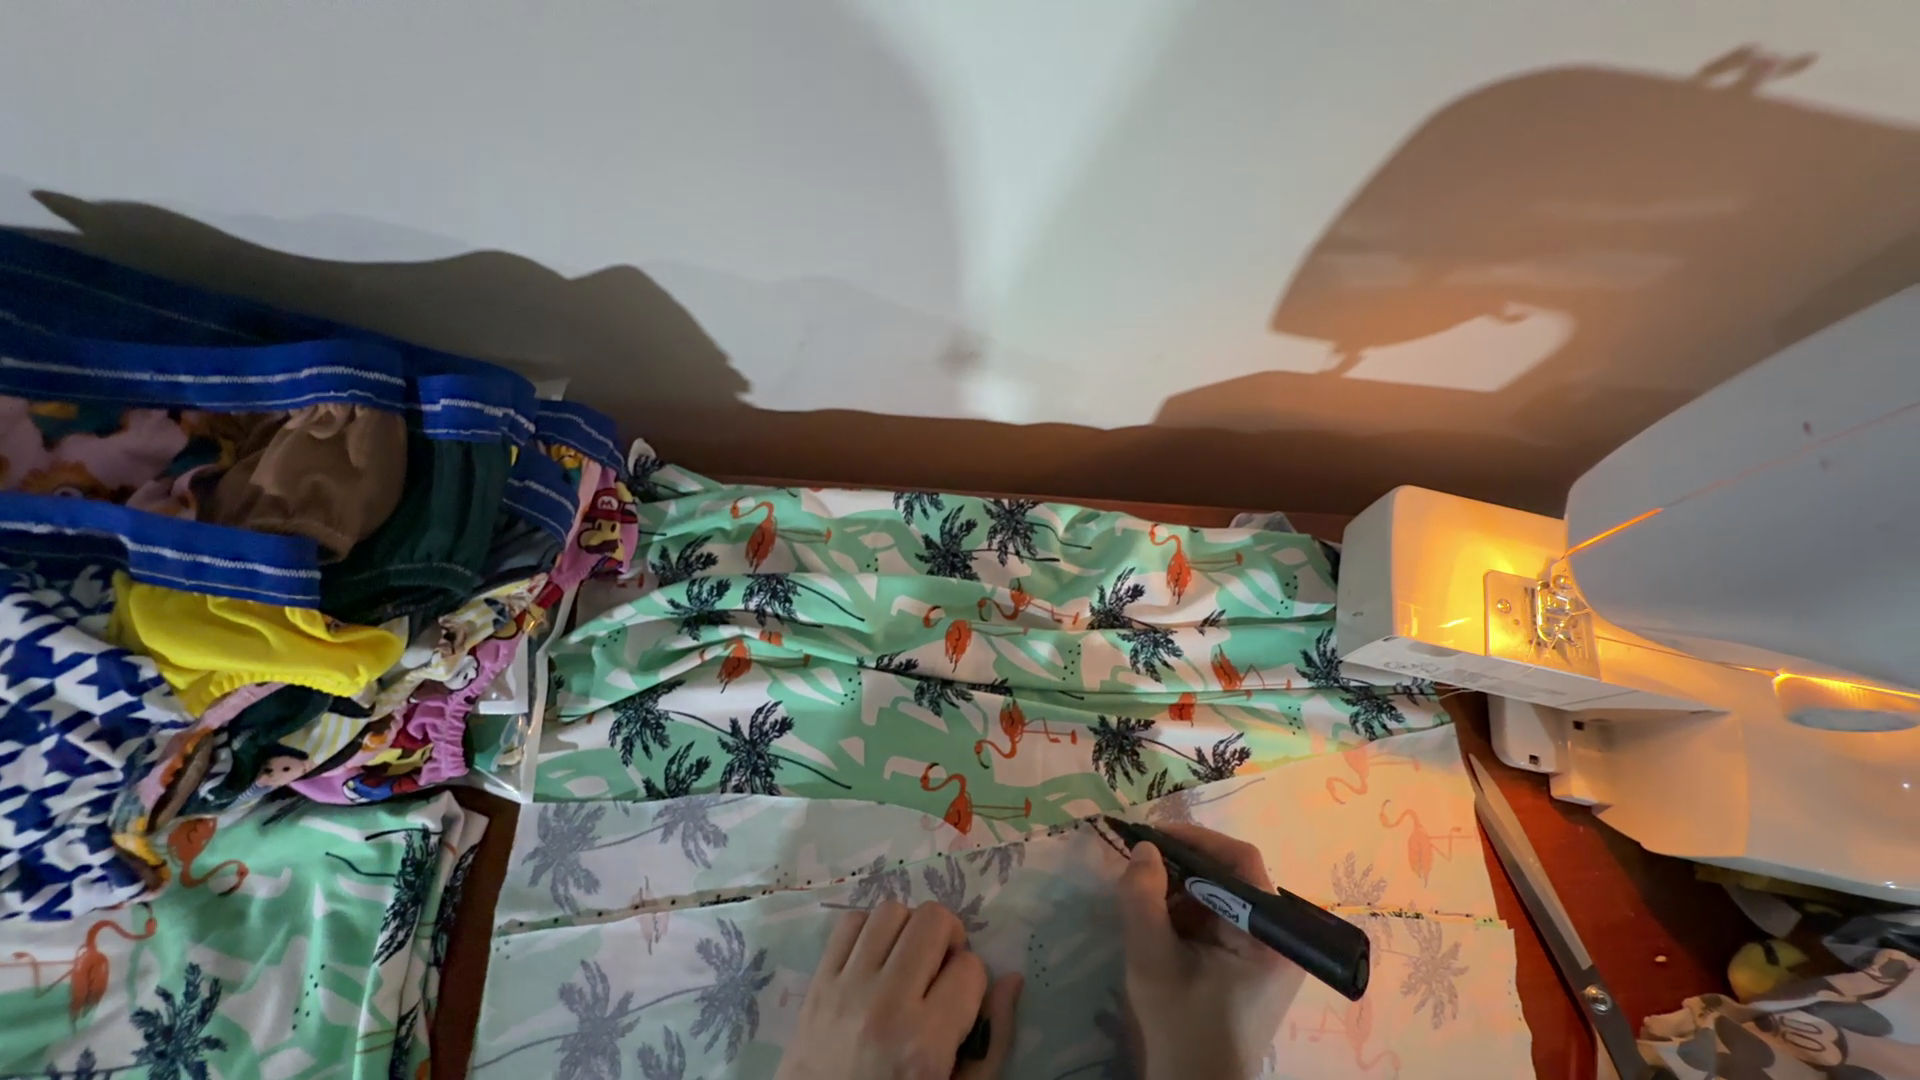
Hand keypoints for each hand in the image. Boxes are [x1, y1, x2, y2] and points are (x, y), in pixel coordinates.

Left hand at [776, 900, 1023, 1079]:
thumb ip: (992, 1040)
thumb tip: (1012, 978)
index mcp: (924, 1043)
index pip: (971, 968)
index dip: (974, 980)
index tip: (962, 1000)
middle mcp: (886, 1005)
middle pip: (933, 920)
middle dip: (948, 937)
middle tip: (941, 966)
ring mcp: (846, 988)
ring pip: (891, 911)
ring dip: (908, 930)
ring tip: (907, 959)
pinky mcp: (818, 981)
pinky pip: (850, 922)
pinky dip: (869, 931)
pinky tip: (876, 958)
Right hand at [1117, 825, 1304, 1079]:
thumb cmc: (1180, 1026)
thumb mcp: (1152, 959)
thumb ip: (1143, 898)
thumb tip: (1143, 848)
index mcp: (1269, 935)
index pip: (1240, 861)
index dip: (1196, 839)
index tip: (1153, 836)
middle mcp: (1277, 937)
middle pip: (1230, 875)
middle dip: (1181, 866)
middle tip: (1140, 864)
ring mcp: (1265, 951)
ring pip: (1220, 895)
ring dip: (1179, 889)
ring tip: (1144, 899)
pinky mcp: (1249, 963)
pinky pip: (1218, 918)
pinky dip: (1185, 912)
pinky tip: (1159, 923)